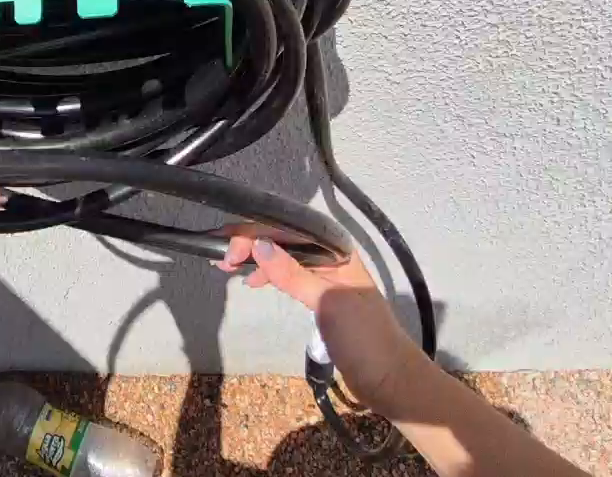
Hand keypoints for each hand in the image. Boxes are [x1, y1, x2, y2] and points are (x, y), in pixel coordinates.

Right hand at [218, 234, 427, 408]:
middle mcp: (328, 256)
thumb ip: (292, 273)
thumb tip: (258, 245)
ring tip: (228, 266)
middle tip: (220, 256)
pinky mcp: (318, 296)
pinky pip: (286, 275)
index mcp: (335, 249)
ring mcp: (322, 276)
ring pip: (281, 256)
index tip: (228, 247)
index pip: (288, 229)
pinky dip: (267, 275)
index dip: (255, 233)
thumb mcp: (327, 302)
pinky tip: (253, 280)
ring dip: (255, 259)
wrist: (391, 382)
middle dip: (250, 244)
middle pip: (282, 239)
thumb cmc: (364, 337)